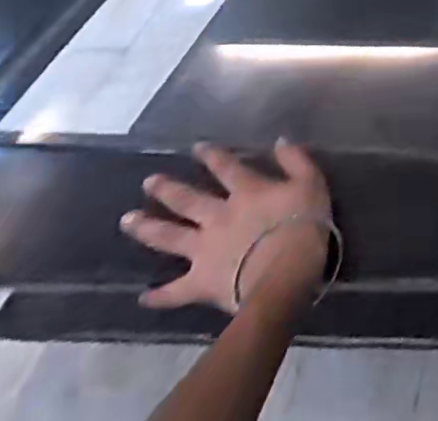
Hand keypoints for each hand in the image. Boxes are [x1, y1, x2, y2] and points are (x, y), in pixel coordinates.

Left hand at [120, 139, 330, 311]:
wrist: (285, 274)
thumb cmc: (304, 225)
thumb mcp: (311, 183)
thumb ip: (296, 159)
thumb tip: (280, 140)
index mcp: (246, 192)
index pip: (225, 167)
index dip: (211, 155)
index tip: (197, 147)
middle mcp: (218, 216)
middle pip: (187, 199)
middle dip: (166, 189)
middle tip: (147, 182)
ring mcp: (205, 249)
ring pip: (170, 236)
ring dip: (147, 228)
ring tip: (127, 220)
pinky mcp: (200, 282)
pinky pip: (175, 291)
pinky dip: (159, 295)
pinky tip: (143, 297)